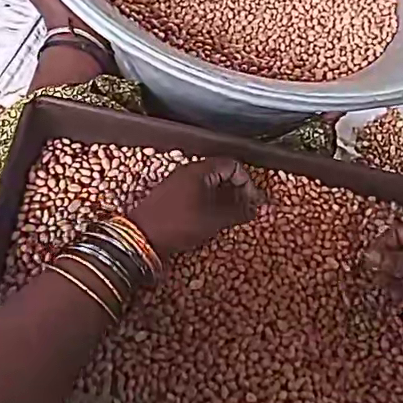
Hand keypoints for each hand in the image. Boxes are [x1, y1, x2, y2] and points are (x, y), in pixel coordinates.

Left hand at [128, 158, 266, 258]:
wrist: (140, 237)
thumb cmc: (178, 225)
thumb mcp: (214, 220)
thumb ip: (240, 212)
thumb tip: (262, 210)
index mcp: (199, 171)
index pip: (232, 165)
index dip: (247, 182)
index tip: (251, 201)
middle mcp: (187, 172)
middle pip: (221, 173)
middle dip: (237, 191)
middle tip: (244, 210)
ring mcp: (177, 184)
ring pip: (208, 185)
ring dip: (223, 199)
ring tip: (230, 217)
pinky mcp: (170, 197)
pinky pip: (196, 193)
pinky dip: (209, 203)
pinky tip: (211, 220)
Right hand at [363, 220, 402, 330]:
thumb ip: (398, 262)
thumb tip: (367, 256)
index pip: (397, 232)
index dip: (382, 245)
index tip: (370, 261)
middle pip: (396, 248)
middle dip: (384, 261)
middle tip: (376, 277)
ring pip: (399, 266)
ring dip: (389, 276)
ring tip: (387, 289)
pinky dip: (399, 287)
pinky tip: (397, 296)